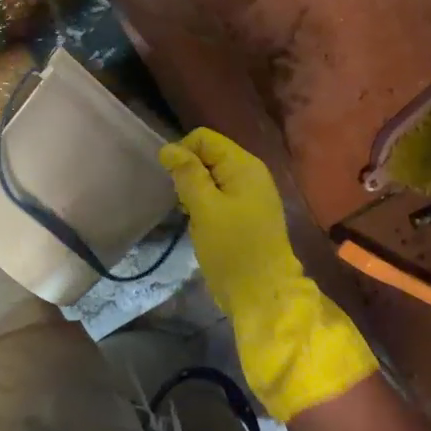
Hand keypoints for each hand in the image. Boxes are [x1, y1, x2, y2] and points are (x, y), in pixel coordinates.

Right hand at [159, 128, 377, 419]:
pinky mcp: (248, 213)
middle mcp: (250, 173)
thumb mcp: (204, 208)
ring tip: (191, 214)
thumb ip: (186, 174)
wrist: (262, 292)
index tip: (172, 181)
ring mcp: (251, 194)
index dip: (182, 153)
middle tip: (182, 201)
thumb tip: (168, 148)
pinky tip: (201, 223)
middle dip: (189, 172)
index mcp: (244, 165)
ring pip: (212, 177)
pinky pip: (220, 195)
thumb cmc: (232, 247)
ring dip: (195, 190)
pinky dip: (206, 203)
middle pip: (209, 155)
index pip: (203, 138)